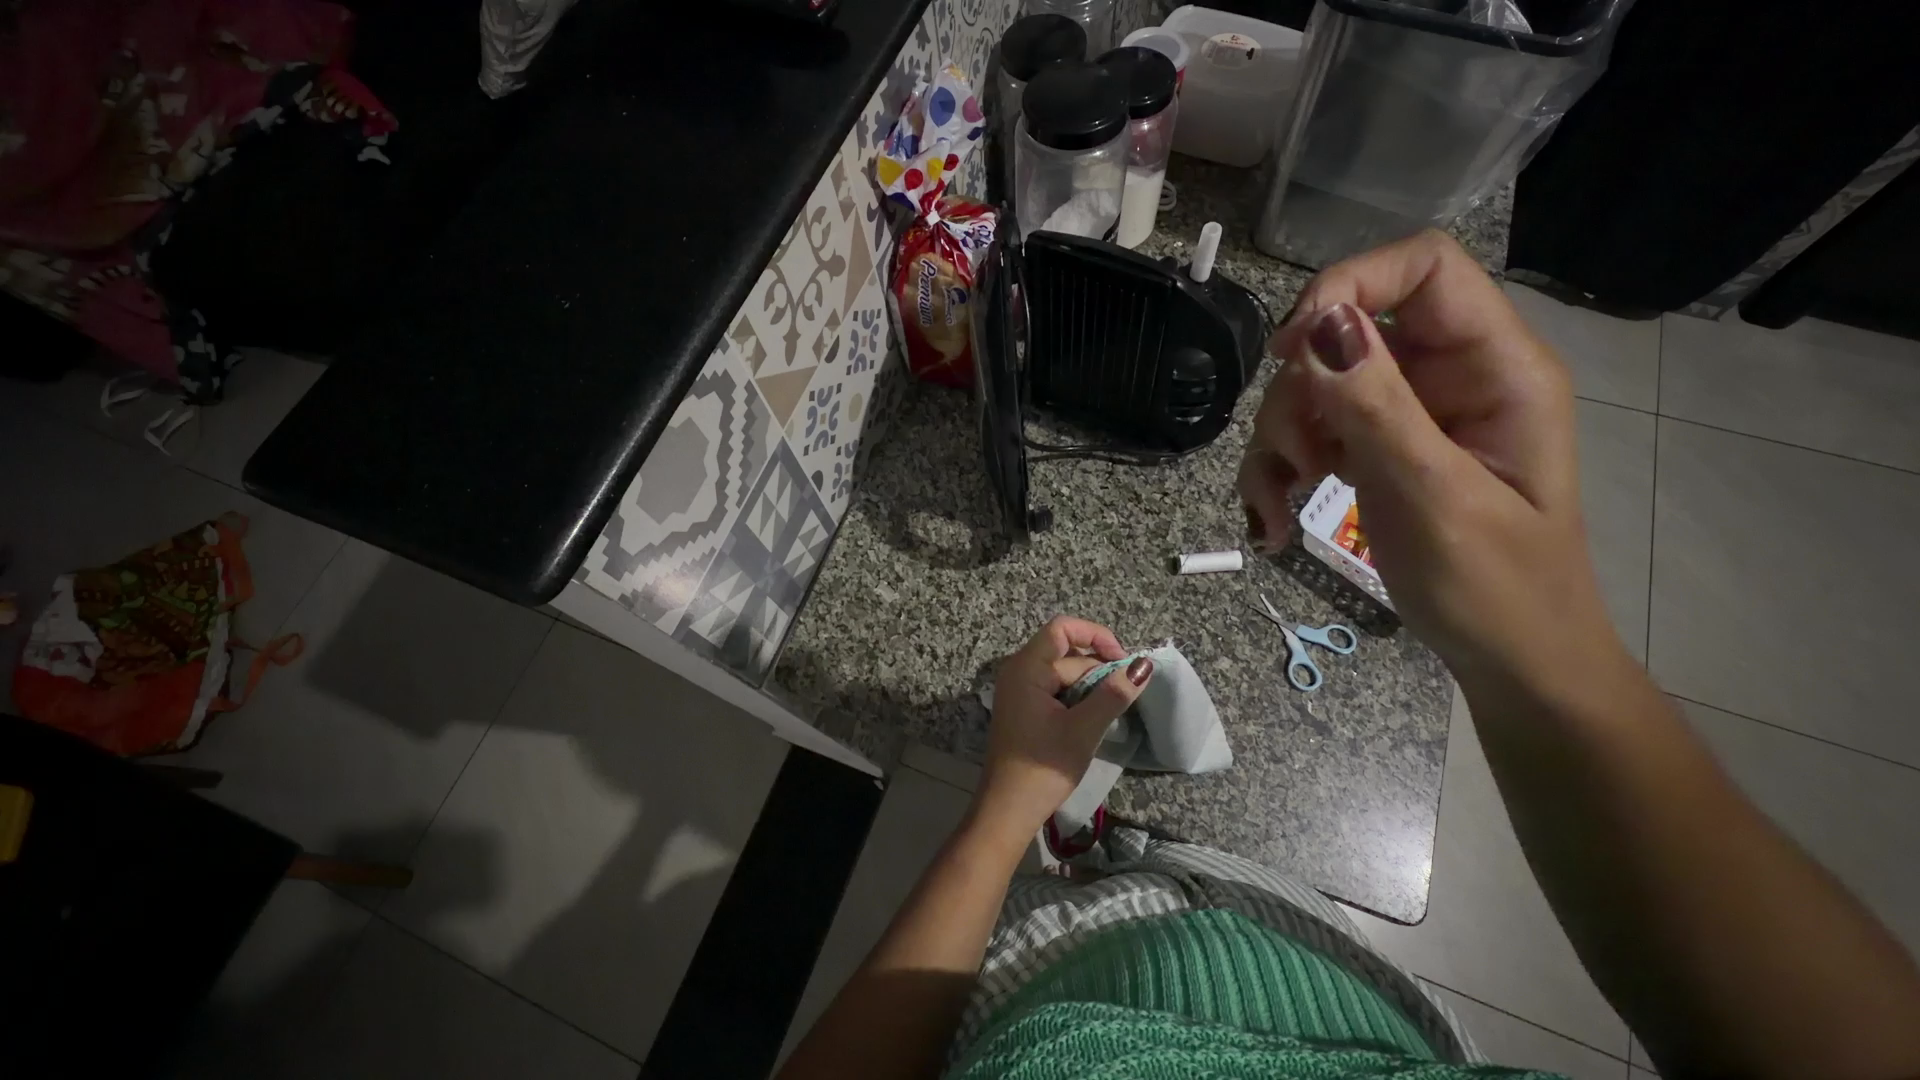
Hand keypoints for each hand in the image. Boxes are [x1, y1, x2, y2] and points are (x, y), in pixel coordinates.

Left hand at [970, 617, 1151, 843]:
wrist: (1008, 810)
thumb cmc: (1043, 766)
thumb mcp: (1084, 729)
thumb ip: (1114, 693)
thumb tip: (1143, 665)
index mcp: (1026, 667)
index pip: (1063, 628)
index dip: (1096, 635)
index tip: (1123, 661)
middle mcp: (1018, 671)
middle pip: (1066, 652)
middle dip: (1098, 667)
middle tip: (1125, 695)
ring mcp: (1019, 691)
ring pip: (1062, 673)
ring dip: (1090, 685)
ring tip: (1112, 710)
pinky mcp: (1024, 710)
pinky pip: (1055, 690)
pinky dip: (1077, 698)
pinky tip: (1092, 719)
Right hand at [1238, 230, 1615, 686]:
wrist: (1508, 659)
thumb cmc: (1497, 588)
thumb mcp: (1434, 496)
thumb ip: (1378, 407)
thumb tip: (1319, 324)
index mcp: (1496, 367)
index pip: (1423, 268)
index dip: (1349, 285)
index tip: (1292, 348)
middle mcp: (1448, 375)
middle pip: (1346, 331)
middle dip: (1300, 393)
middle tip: (1298, 462)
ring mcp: (1406, 413)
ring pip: (1311, 385)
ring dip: (1278, 441)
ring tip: (1281, 506)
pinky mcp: (1373, 449)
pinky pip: (1304, 433)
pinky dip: (1275, 473)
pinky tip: (1273, 519)